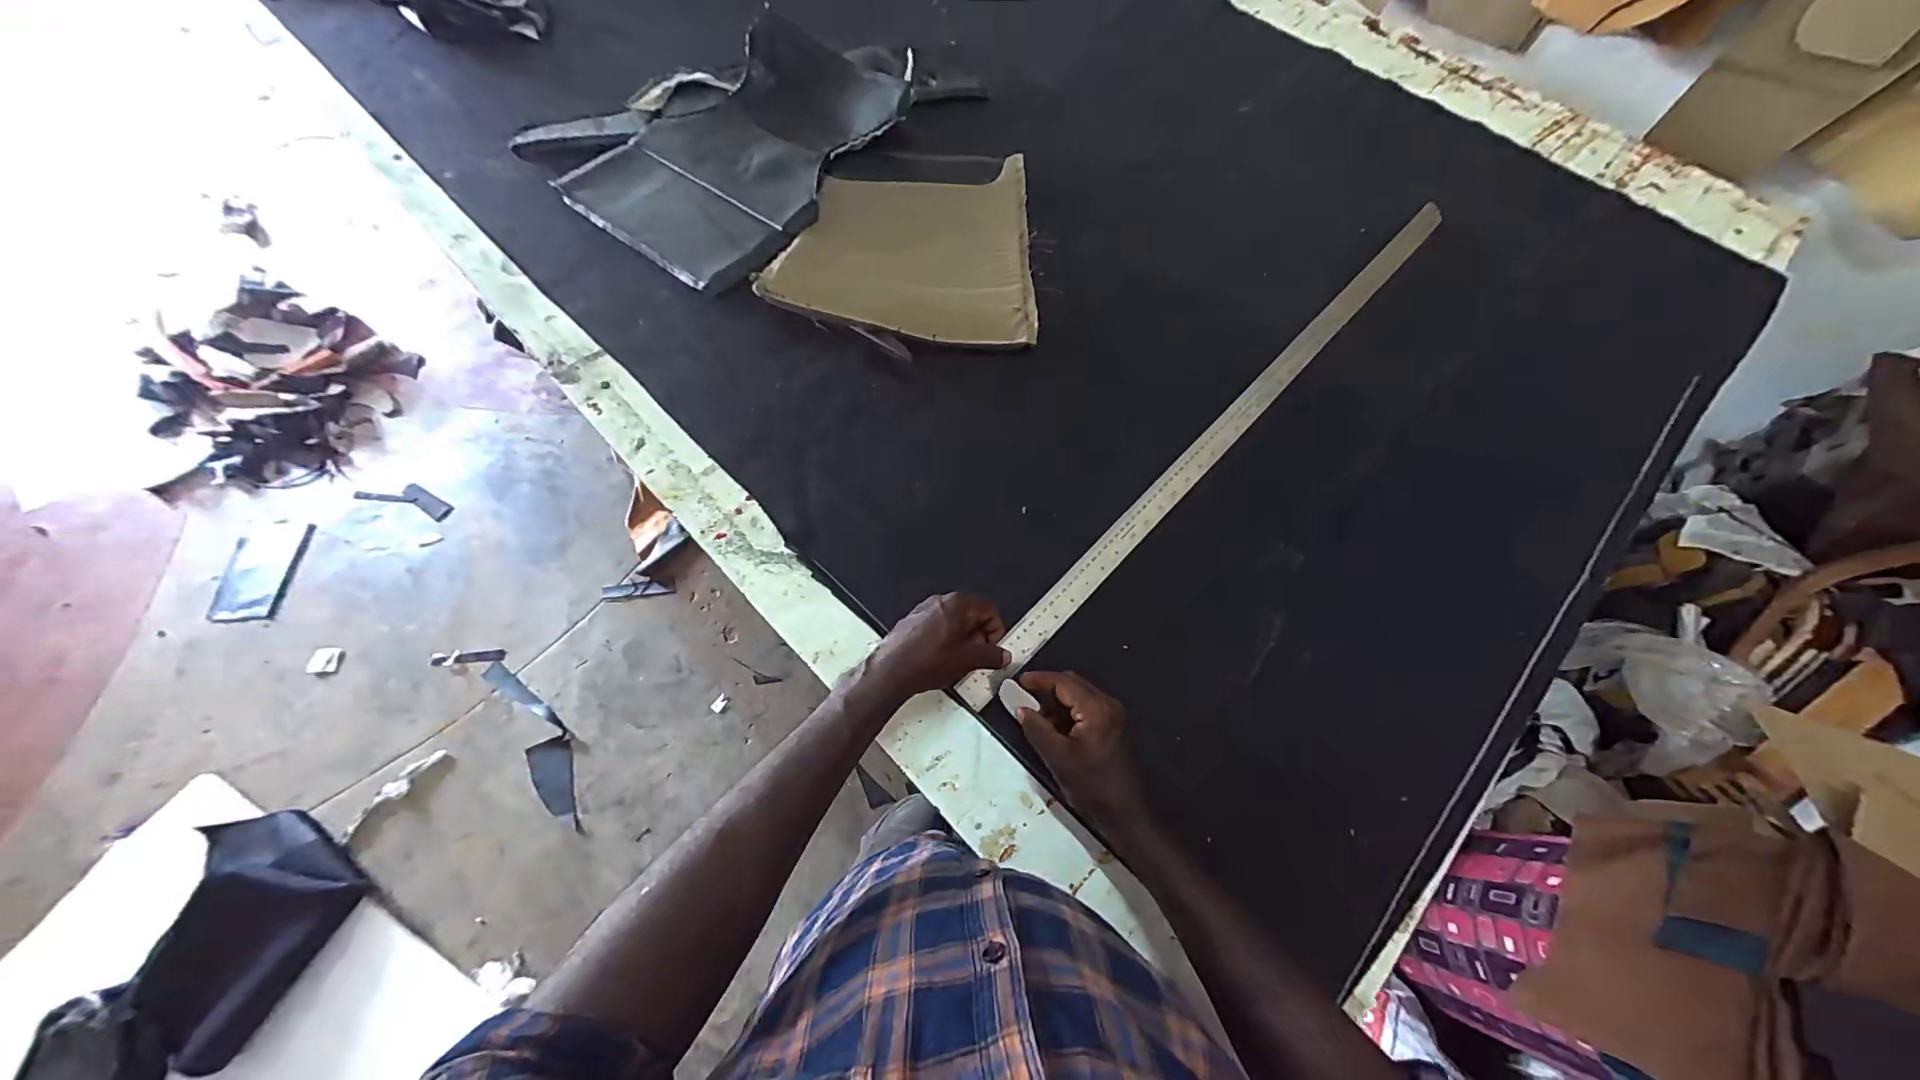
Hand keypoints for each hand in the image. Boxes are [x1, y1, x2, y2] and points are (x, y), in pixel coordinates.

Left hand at [863, 592, 1008, 700]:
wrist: (891, 672)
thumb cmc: (922, 661)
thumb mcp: (968, 660)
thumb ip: (992, 655)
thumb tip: (1001, 655)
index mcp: (957, 604)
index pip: (989, 608)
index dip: (996, 629)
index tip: (995, 646)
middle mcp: (939, 602)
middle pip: (971, 614)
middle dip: (979, 636)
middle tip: (979, 655)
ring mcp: (924, 611)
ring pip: (954, 622)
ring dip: (962, 640)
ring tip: (959, 662)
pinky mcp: (913, 623)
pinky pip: (938, 628)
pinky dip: (945, 642)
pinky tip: (942, 661)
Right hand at [1014, 672, 1148, 835]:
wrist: (1122, 811)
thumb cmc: (1090, 784)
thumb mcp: (1056, 756)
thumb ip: (1036, 728)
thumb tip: (1021, 709)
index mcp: (1096, 709)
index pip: (1063, 682)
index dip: (1039, 679)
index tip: (1019, 682)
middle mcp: (1108, 705)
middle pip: (1073, 683)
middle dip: (1047, 688)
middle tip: (1024, 699)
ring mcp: (1113, 714)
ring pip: (1079, 694)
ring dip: (1057, 700)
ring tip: (1037, 716)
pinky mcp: (1112, 726)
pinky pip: (1086, 707)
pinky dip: (1068, 710)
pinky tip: (1055, 726)